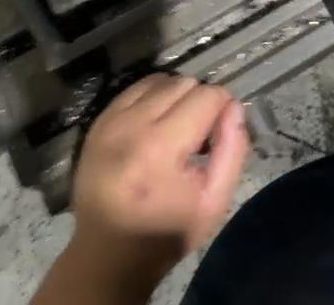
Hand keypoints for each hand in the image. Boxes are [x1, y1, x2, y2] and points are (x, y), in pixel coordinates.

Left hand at [40, 75, 247, 302]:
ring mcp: (110, 120)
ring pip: (160, 80)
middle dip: (200, 103)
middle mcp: (131, 125)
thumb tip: (234, 107)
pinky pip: (136, 88)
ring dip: (176, 97)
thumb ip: (233, 150)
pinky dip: (153, 97)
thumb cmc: (166, 232)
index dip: (223, 109)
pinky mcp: (99, 121)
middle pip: (184, 83)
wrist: (108, 253)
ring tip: (177, 129)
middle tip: (199, 136)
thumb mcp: (213, 203)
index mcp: (159, 148)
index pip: (206, 96)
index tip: (220, 133)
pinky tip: (156, 123)